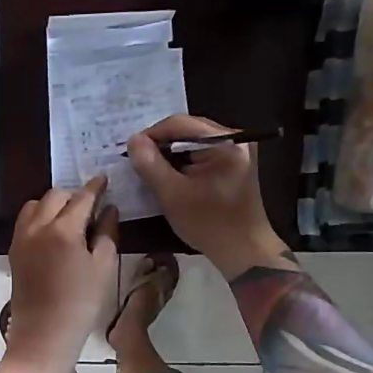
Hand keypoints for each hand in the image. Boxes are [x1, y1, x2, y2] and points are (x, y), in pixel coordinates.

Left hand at [5, 178, 120, 368]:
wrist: (44, 331)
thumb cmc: (81, 302)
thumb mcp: (104, 267)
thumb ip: (106, 233)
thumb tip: (108, 209)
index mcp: (62, 230)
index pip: (81, 198)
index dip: (95, 187)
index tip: (105, 179)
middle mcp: (36, 228)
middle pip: (54, 196)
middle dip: (73, 194)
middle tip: (91, 202)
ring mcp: (20, 239)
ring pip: (34, 206)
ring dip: (52, 204)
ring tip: (71, 216)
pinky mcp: (13, 251)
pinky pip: (24, 222)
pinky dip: (38, 216)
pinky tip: (54, 229)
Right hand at [127, 115, 287, 277]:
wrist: (242, 248)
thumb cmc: (207, 222)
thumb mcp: (171, 193)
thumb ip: (150, 164)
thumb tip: (133, 140)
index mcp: (225, 142)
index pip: (178, 124)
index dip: (150, 135)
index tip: (130, 154)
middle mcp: (234, 139)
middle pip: (186, 129)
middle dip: (159, 144)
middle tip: (137, 162)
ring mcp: (235, 150)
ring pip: (190, 141)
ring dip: (168, 153)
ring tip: (150, 170)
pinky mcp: (231, 162)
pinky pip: (198, 152)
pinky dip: (180, 161)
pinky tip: (168, 176)